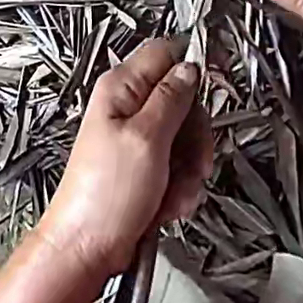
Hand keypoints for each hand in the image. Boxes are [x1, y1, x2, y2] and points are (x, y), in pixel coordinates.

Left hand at [37, 38, 211, 278]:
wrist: (86, 251)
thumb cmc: (102, 195)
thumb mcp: (146, 138)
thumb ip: (172, 99)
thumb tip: (190, 68)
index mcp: (121, 87)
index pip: (165, 52)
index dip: (194, 62)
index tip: (217, 78)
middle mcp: (127, 106)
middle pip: (182, 98)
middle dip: (195, 133)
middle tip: (192, 157)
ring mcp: (135, 136)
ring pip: (184, 134)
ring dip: (189, 166)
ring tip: (175, 188)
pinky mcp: (142, 164)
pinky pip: (177, 164)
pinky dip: (179, 185)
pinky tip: (167, 201)